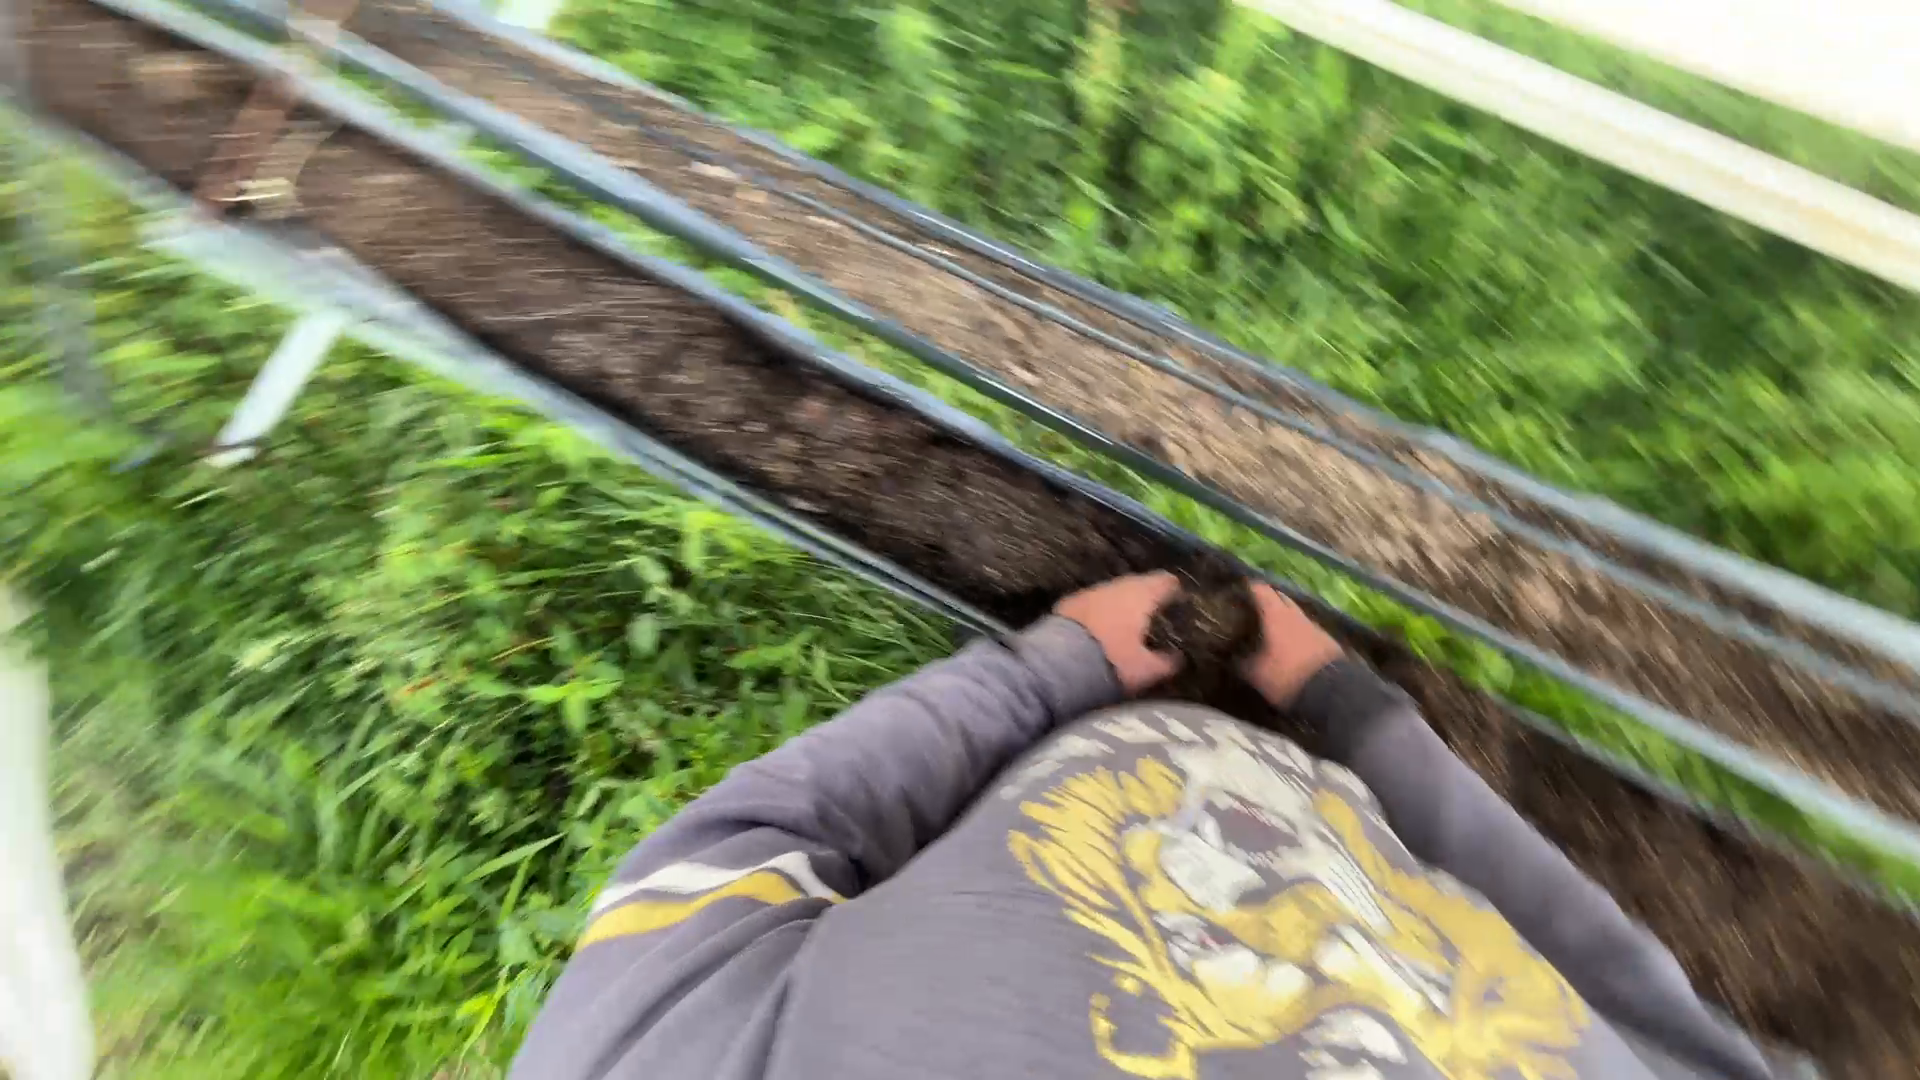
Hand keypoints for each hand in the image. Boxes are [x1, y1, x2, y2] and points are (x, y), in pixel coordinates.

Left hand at [1054, 572, 1184, 693]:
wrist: (1058, 663)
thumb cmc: (1112, 663)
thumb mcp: (1146, 670)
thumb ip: (1166, 662)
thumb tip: (1178, 658)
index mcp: (1140, 596)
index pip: (1164, 582)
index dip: (1174, 589)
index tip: (1180, 598)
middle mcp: (1115, 587)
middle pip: (1137, 584)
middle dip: (1146, 595)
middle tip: (1154, 610)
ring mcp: (1089, 593)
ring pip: (1112, 593)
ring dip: (1120, 603)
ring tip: (1127, 620)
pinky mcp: (1067, 604)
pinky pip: (1091, 603)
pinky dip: (1099, 611)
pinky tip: (1098, 627)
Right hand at [1240, 583, 1344, 706]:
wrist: (1334, 691)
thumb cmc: (1287, 676)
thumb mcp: (1256, 674)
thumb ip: (1242, 662)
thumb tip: (1231, 657)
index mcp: (1275, 616)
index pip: (1260, 590)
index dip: (1248, 586)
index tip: (1238, 588)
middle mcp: (1295, 615)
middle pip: (1280, 597)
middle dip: (1267, 597)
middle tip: (1252, 605)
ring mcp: (1314, 626)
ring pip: (1295, 612)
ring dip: (1284, 614)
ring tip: (1271, 624)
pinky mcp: (1327, 640)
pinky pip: (1307, 628)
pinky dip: (1297, 630)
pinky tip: (1291, 643)